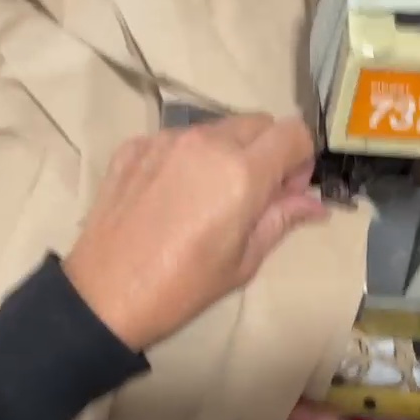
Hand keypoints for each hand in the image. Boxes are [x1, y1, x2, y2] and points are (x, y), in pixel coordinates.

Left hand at [63, 114, 325, 351]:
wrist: (104, 296)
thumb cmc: (182, 288)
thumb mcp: (243, 262)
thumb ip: (281, 220)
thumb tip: (315, 203)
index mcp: (241, 173)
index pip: (294, 132)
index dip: (300, 159)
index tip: (287, 191)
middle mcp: (206, 142)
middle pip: (258, 123)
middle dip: (267, 152)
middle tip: (254, 196)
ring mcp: (165, 140)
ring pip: (217, 128)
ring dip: (228, 152)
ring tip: (207, 198)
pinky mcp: (134, 146)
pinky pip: (178, 138)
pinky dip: (188, 157)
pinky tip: (171, 197)